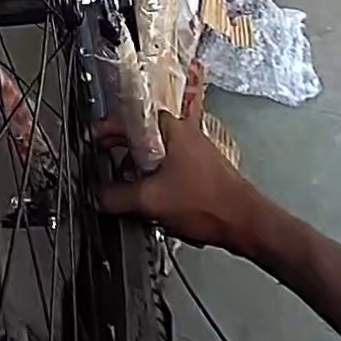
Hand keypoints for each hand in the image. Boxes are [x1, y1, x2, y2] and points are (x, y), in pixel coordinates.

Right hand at [95, 110, 269, 256]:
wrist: (249, 224)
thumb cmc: (206, 203)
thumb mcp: (152, 201)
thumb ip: (117, 197)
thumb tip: (96, 196)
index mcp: (167, 126)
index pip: (125, 116)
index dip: (103, 129)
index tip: (91, 141)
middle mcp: (179, 129)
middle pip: (137, 131)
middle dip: (117, 147)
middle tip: (101, 160)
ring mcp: (190, 146)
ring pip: (151, 148)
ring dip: (134, 162)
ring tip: (123, 182)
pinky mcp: (198, 164)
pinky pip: (165, 160)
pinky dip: (151, 172)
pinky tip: (147, 193)